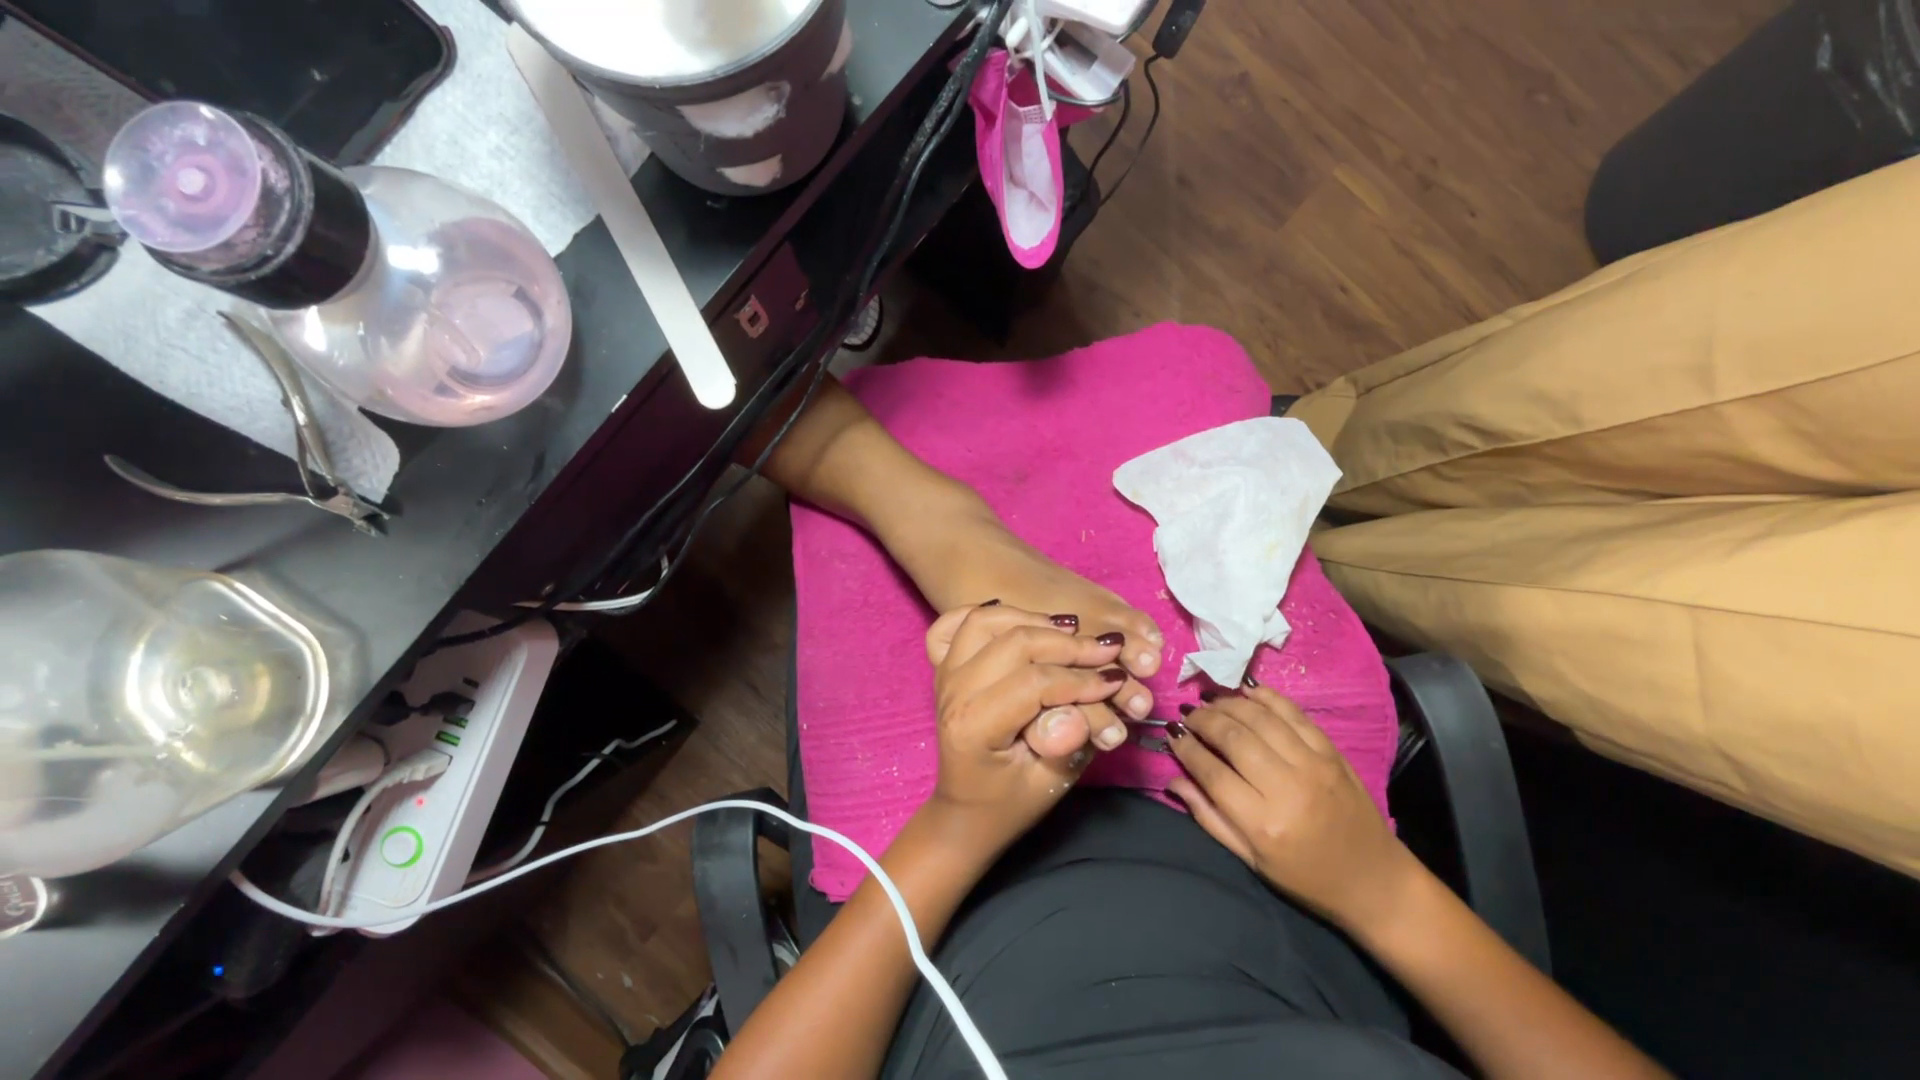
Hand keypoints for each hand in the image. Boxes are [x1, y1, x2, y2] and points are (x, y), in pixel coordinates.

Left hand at [921, 603, 1131, 854]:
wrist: (965, 812)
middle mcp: (953, 691)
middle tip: (1107, 651)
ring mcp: (944, 673)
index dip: (1080, 679)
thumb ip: (1070, 739)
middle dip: (1068, 644)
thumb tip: (1095, 699)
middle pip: (1015, 641)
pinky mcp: (944, 665)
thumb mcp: (1049, 783)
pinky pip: (956, 623)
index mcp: (974, 725)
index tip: (1115, 682)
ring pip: (987, 620)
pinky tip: (1021, 619)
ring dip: (1033, 619)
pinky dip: (988, 614)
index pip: (1034, 682)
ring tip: (1072, 631)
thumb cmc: (1009, 802)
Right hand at [1165, 688, 1418, 931]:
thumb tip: (1174, 781)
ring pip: (1260, 718)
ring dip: (1229, 704)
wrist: (1373, 880)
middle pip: (1234, 737)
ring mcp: (1313, 765)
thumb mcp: (1251, 861)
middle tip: (1186, 715)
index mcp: (1263, 822)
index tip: (1171, 736)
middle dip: (1203, 720)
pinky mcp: (1331, 752)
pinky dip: (1267, 697)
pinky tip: (1246, 691)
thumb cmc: (1306, 878)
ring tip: (1209, 702)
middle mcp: (1286, 788)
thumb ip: (1210, 818)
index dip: (1186, 749)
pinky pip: (1294, 713)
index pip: (1212, 772)